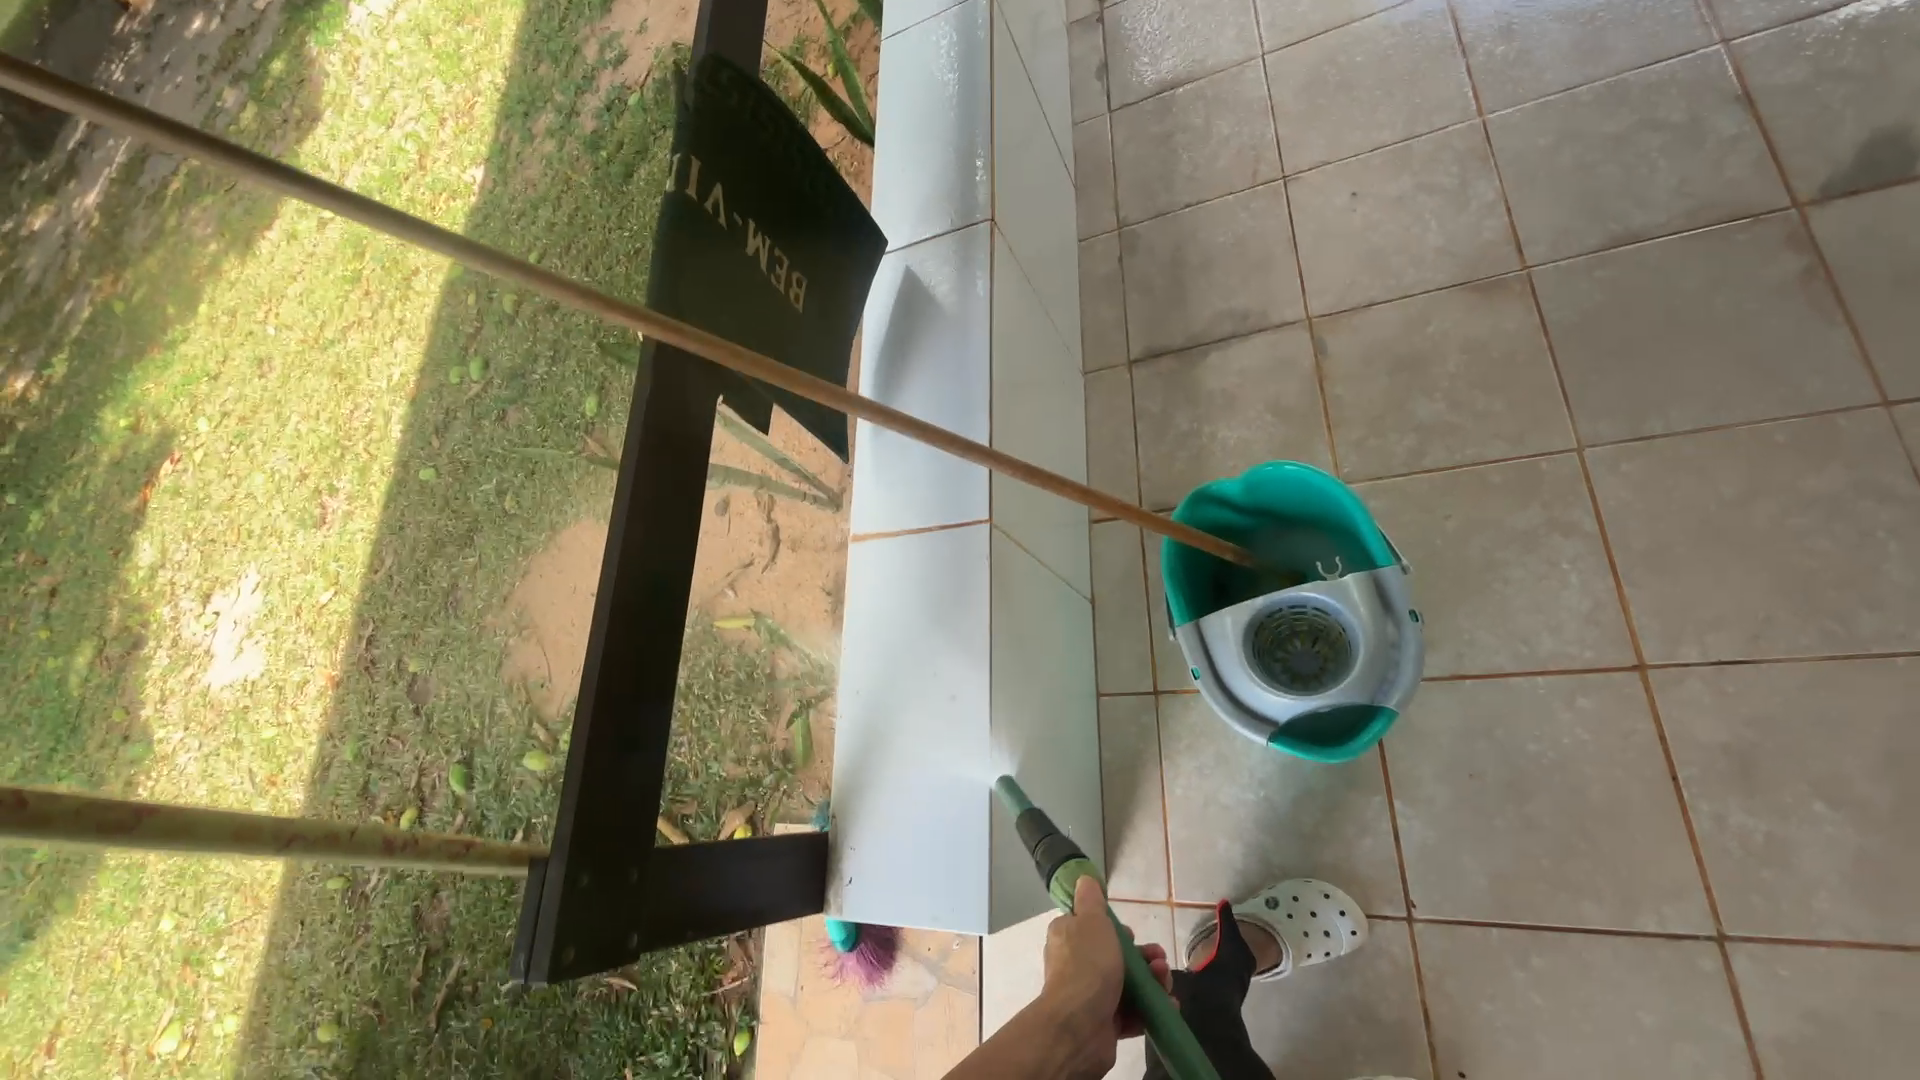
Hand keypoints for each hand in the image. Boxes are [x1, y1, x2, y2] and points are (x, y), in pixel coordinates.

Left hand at [1039, 876, 1175, 1074]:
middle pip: (1115, 957)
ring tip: (1166, 982)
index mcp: (1068, 937)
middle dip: (1143, 957)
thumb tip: (1084, 879)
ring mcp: (1090, 996)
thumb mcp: (1091, 921)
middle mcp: (1076, 965)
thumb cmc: (1087, 965)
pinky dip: (1150, 1010)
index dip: (1115, 930)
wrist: (1080, 1026)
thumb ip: (1091, 900)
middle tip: (1160, 960)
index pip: (1092, 927)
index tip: (1131, 934)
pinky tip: (1168, 1006)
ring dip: (1152, 982)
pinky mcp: (1104, 1024)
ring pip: (1127, 985)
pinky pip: (1132, 1014)